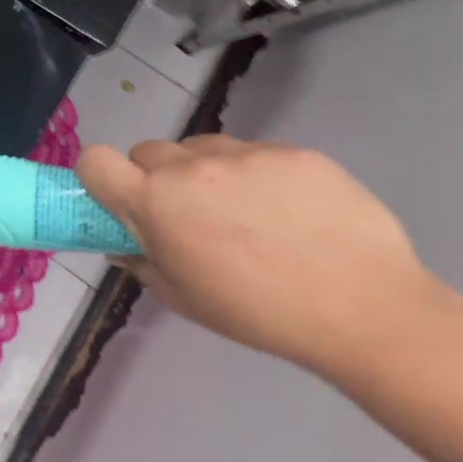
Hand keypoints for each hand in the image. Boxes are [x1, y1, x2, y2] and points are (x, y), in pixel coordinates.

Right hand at [77, 135, 438, 374]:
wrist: (367, 311)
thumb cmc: (258, 312)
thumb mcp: (181, 297)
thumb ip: (142, 261)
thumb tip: (125, 243)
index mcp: (154, 202)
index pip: (95, 159)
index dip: (101, 176)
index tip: (120, 199)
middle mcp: (191, 167)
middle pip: (149, 152)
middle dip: (157, 178)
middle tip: (188, 214)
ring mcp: (247, 155)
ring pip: (203, 148)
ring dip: (206, 172)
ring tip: (245, 212)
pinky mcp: (296, 152)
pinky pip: (256, 154)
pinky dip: (259, 176)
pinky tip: (290, 213)